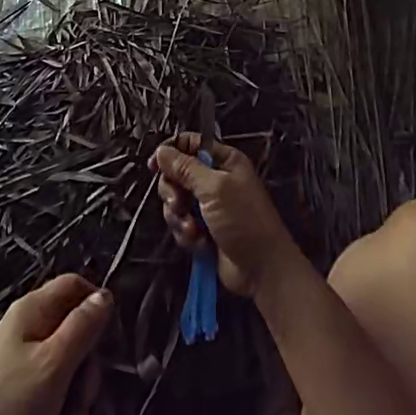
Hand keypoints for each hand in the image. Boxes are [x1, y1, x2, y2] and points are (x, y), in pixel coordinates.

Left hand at [0, 274, 112, 414]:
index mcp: (32, 309)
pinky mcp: (26, 393)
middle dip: (87, 365)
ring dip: (78, 394)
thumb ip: (83, 326)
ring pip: (73, 367)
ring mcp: (28, 363)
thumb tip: (106, 294)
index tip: (112, 336)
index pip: (75, 285)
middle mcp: (30, 330)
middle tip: (81, 390)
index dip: (97, 304)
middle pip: (78, 331)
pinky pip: (59, 392)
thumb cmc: (11, 403)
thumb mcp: (54, 362)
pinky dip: (64, 410)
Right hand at [150, 134, 301, 296]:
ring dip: (180, 218)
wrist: (261, 269)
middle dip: (173, 193)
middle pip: (177, 175)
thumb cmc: (244, 221)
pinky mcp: (203, 230)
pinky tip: (200, 244)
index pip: (190, 145)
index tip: (154, 166)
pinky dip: (187, 235)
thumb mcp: (215, 188)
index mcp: (224, 161)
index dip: (170, 153)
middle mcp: (215, 179)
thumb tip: (162, 151)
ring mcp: (208, 206)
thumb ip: (186, 168)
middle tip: (180, 205)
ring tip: (194, 231)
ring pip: (176, 202)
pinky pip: (181, 225)